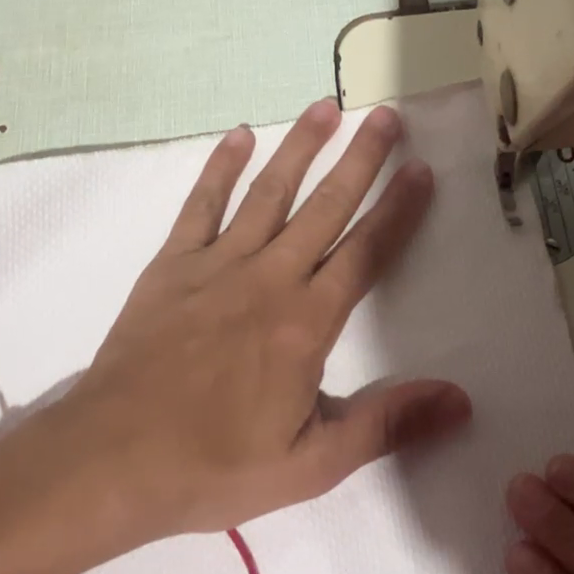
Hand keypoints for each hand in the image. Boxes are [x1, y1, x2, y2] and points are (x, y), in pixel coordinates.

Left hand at [0, 100, 471, 573]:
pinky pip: (200, 206)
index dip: (398, 209)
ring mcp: (216, 265)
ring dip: (299, 148)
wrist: (112, 460)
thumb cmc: (216, 466)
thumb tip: (462, 399)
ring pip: (269, 193)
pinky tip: (238, 136)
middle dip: (360, 159)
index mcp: (306, 323)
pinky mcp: (171, 266)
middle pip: (325, 208)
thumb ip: (387, 424)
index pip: (366, 253)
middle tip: (386, 114)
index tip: (421, 169)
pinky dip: (220, 169)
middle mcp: (268, 279)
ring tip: (325, 107)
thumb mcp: (313, 464)